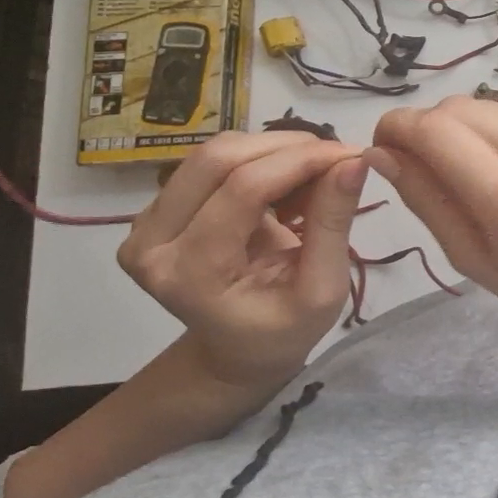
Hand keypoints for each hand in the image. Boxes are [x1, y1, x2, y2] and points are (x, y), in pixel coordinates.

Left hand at [116, 131, 366, 386]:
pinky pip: (210, 163)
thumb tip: (353, 162)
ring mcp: (144, 225)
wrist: (237, 349)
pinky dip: (260, 160)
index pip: (244, 189)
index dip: (301, 161)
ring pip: (214, 152)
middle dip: (288, 147)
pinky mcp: (155, 211)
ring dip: (275, 150)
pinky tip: (287, 185)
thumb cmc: (285, 329)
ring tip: (314, 177)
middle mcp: (152, 244)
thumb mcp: (324, 289)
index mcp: (191, 273)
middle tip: (337, 160)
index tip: (352, 155)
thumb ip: (333, 224)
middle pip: (219, 159)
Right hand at [366, 97, 497, 341]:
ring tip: (481, 169)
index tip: (385, 145)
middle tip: (427, 162)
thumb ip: (424, 198)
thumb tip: (380, 152)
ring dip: (469, 129)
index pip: (435, 131)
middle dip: (429, 128)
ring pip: (488, 104)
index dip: (397, 128)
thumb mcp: (469, 257)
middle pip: (458, 109)